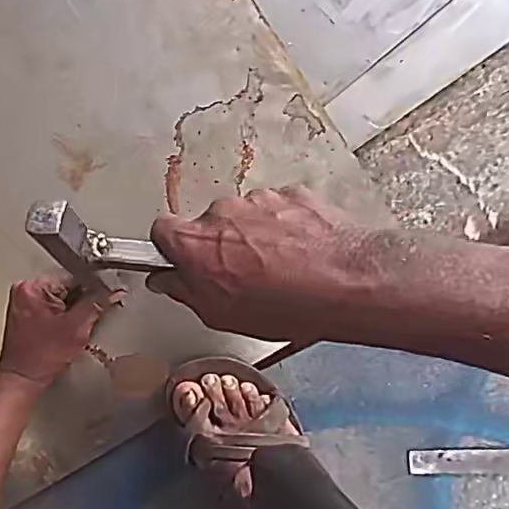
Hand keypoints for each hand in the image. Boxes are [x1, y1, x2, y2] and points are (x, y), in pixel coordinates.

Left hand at [0, 274, 118, 385]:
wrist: (23, 378)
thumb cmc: (40, 357)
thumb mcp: (77, 328)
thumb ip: (96, 304)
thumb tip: (111, 292)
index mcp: (32, 287)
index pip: (72, 277)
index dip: (92, 289)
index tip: (103, 297)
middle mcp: (24, 290)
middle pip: (66, 286)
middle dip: (80, 302)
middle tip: (80, 322)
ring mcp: (23, 302)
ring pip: (60, 298)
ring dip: (71, 310)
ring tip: (67, 330)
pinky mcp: (25, 313)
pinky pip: (51, 307)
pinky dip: (61, 317)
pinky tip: (60, 332)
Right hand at [148, 187, 371, 341]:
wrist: (346, 282)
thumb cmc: (286, 305)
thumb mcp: (221, 315)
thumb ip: (185, 291)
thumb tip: (168, 280)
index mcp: (195, 243)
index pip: (162, 230)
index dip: (171, 247)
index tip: (181, 262)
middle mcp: (221, 212)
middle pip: (207, 223)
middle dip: (219, 246)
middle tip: (240, 276)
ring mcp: (258, 200)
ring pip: (243, 216)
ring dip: (253, 237)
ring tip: (277, 269)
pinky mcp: (291, 194)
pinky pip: (276, 210)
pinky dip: (282, 228)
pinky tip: (298, 255)